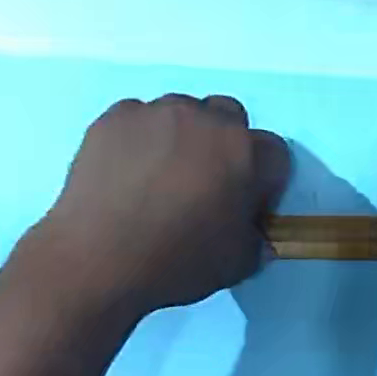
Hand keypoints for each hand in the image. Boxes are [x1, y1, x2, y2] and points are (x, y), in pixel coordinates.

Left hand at [18, 94, 291, 316]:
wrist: (100, 256)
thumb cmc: (181, 261)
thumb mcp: (239, 264)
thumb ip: (257, 241)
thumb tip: (256, 234)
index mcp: (244, 153)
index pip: (275, 154)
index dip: (266, 183)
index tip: (248, 207)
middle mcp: (204, 119)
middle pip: (230, 119)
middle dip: (228, 147)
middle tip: (209, 186)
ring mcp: (156, 111)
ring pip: (184, 115)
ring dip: (185, 140)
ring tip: (164, 181)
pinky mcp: (114, 116)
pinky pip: (142, 120)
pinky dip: (145, 142)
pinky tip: (132, 177)